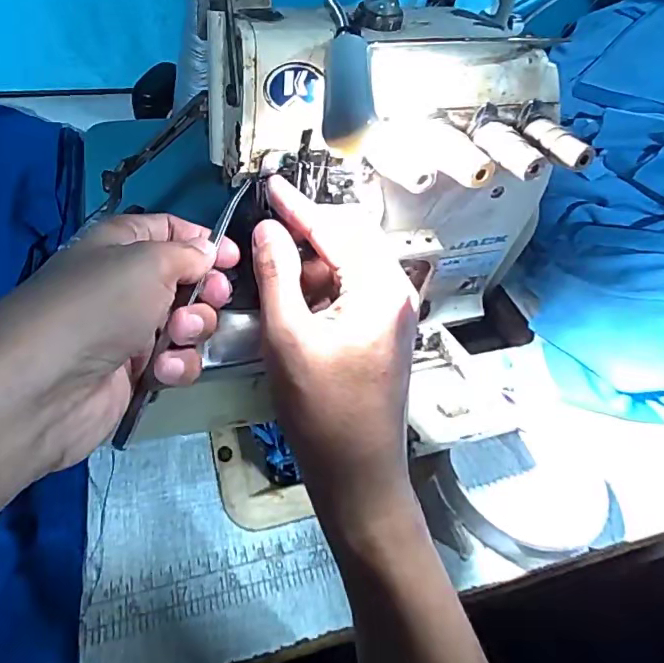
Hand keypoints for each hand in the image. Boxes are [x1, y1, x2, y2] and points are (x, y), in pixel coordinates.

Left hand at [0, 213, 238, 473]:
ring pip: (188, 322)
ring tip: (177, 334)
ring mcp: (130, 331)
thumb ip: (188, 252)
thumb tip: (208, 251)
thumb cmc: (96, 307)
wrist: (40, 392)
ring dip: (194, 327)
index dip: (204, 241)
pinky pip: (176, 361)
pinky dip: (176, 364)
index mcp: (121, 244)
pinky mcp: (135, 374)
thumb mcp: (148, 262)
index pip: (171, 230)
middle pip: (188, 278)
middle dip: (206, 288)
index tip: (233, 257)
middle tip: (211, 296)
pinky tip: (160, 371)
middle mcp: (126, 284)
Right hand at [252, 176, 420, 533]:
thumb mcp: (287, 339)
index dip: (299, 206)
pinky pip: (354, 285)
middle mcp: (395, 292)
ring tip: (278, 273)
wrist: (360, 476)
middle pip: (352, 236)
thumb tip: (268, 230)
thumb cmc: (323, 415)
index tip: (273, 186)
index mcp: (379, 289)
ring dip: (315, 258)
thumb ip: (277, 275)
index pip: (337, 228)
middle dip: (310, 229)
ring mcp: (393, 311)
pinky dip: (324, 282)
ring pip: (352, 260)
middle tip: (270, 230)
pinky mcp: (383, 328)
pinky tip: (298, 298)